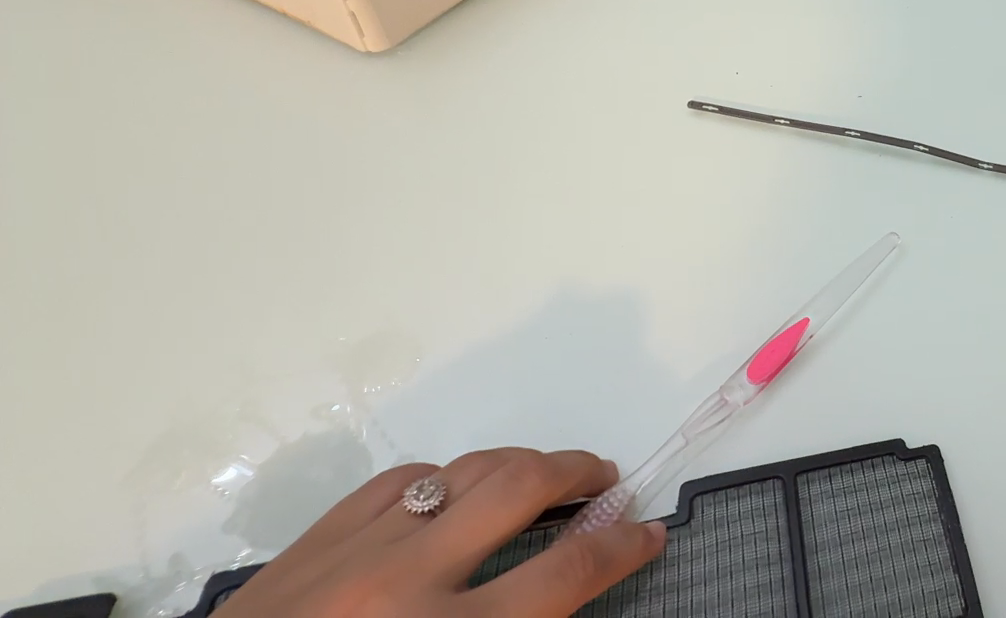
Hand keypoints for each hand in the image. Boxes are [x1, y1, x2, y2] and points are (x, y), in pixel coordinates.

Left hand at [218, 449, 665, 617]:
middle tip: (605, 482)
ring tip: (545, 475)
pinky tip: (454, 494)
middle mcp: (404, 584)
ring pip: (468, 470)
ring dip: (523, 465)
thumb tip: (562, 587)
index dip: (622, 546)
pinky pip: (403, 478)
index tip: (648, 532)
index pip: (567, 573)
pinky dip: (446, 479)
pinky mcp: (309, 542)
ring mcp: (352, 553)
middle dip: (582, 474)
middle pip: (524, 487)